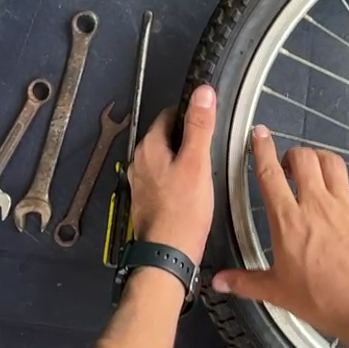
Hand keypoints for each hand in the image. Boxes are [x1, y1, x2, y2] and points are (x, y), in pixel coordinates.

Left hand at [126, 84, 216, 262]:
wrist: (168, 254)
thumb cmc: (183, 211)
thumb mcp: (197, 163)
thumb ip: (200, 126)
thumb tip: (202, 92)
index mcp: (148, 147)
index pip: (169, 114)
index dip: (191, 114)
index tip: (208, 122)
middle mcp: (139, 161)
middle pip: (166, 135)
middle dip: (187, 137)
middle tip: (210, 149)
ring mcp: (140, 181)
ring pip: (164, 157)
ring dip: (182, 158)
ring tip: (203, 170)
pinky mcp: (145, 199)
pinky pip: (162, 177)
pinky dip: (176, 176)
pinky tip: (191, 190)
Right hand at [211, 127, 348, 347]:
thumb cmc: (321, 300)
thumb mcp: (277, 293)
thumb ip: (246, 282)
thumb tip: (217, 281)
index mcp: (288, 219)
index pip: (270, 174)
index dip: (262, 149)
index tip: (259, 133)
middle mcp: (317, 203)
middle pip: (304, 158)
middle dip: (293, 155)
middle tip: (289, 168)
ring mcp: (346, 205)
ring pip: (332, 163)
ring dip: (320, 161)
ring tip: (314, 173)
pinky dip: (342, 191)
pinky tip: (340, 207)